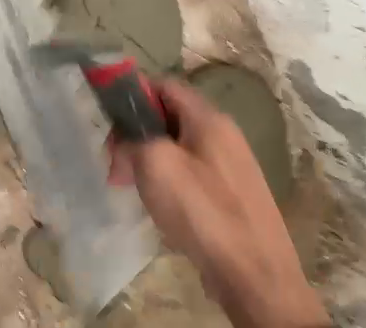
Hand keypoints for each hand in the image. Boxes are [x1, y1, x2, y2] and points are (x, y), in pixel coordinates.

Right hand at [113, 79, 326, 327]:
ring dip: (146, 158)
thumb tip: (124, 130)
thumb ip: (132, 132)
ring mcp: (231, 167)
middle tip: (115, 161)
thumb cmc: (203, 212)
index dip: (131, 93)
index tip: (108, 119)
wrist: (257, 280)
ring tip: (130, 185)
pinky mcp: (232, 195)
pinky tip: (157, 202)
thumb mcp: (154, 162)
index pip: (163, 84)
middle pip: (167, 116)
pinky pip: (190, 171)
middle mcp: (224, 136)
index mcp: (209, 120)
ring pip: (175, 146)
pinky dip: (166, 178)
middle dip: (134, 132)